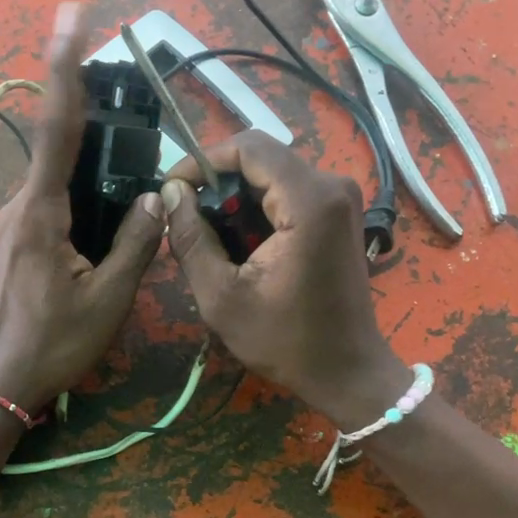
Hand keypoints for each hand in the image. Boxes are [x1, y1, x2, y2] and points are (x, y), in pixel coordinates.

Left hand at [0, 2, 165, 413]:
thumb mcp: (108, 299)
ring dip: (89, 168)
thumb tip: (160, 197)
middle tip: (127, 100)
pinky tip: (104, 214)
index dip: (67, 71)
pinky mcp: (14, 241)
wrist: (2, 380)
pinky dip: (79, 196)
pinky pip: (51, 203)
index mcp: (40, 214)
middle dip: (92, 122)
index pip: (57, 129)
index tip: (71, 17)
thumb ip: (137, 244)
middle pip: (60, 150)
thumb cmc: (54, 344)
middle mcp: (19, 207)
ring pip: (57, 180)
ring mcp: (12, 224)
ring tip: (124, 166)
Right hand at [163, 132, 407, 429]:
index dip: (203, 161)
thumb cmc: (284, 340)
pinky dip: (259, 213)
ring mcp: (341, 199)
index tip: (174, 191)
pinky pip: (289, 195)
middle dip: (219, 186)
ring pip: (273, 177)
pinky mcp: (340, 216)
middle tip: (187, 223)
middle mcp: (332, 185)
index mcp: (309, 199)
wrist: (345, 370)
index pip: (248, 146)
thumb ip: (191, 240)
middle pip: (261, 159)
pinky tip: (241, 249)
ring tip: (211, 242)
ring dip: (237, 203)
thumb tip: (172, 194)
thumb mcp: (221, 297)